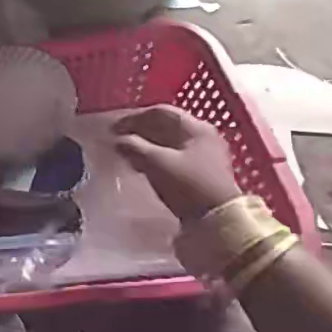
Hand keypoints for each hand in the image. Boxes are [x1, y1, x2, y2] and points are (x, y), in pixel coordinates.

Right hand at [112, 106, 243, 222]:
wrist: (217, 218)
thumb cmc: (188, 185)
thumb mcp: (157, 164)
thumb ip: (135, 148)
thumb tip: (118, 141)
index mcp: (196, 128)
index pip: (160, 113)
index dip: (134, 118)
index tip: (113, 128)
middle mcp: (203, 136)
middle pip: (166, 125)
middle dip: (140, 130)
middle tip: (118, 138)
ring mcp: (205, 153)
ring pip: (170, 141)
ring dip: (147, 144)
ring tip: (128, 152)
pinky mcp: (203, 171)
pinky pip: (174, 155)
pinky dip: (156, 156)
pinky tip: (144, 165)